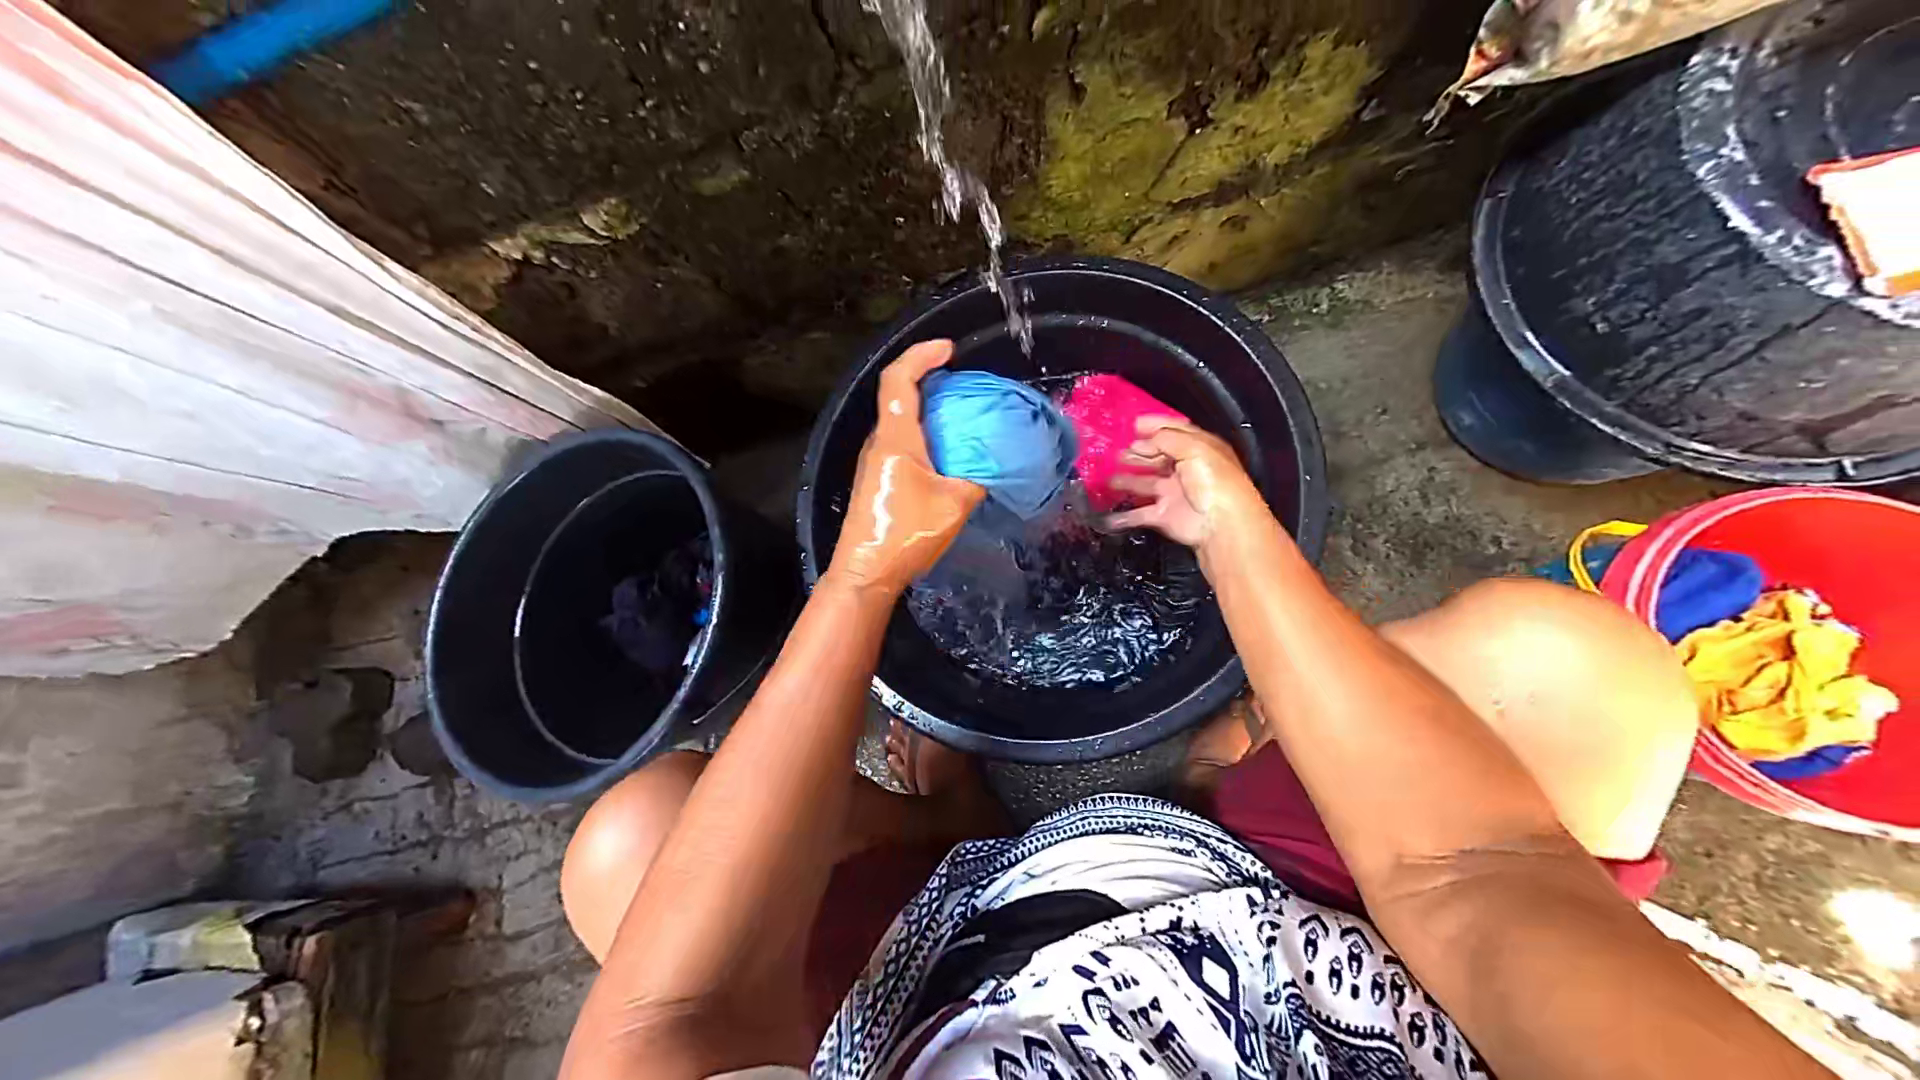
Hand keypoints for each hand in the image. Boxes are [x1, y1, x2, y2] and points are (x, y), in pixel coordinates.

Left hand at [824, 340, 986, 595]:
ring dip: (926, 409)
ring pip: (898, 420)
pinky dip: (922, 432)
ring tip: (959, 414)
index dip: (921, 356)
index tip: (948, 349)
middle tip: (962, 382)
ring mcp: (873, 461)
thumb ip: (978, 477)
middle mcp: (878, 442)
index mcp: (895, 438)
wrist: (865, 572)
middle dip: (928, 379)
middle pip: (897, 395)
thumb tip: (994, 465)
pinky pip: (899, 441)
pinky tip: (944, 451)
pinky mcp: (875, 479)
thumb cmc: (906, 534)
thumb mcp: (955, 504)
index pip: (899, 380)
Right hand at [1105, 416, 1271, 551]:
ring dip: (1127, 479)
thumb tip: (1147, 438)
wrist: (1222, 525)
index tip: (1134, 424)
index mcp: (1200, 449)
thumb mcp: (1194, 448)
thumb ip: (1167, 438)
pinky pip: (1139, 514)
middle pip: (1158, 457)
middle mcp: (1187, 469)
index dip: (1154, 426)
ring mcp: (1175, 493)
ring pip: (1145, 483)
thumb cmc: (1216, 483)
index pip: (1175, 432)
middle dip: (1138, 452)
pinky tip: (1109, 513)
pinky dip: (1123, 516)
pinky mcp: (1165, 516)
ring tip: (1110, 476)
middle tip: (1121, 451)